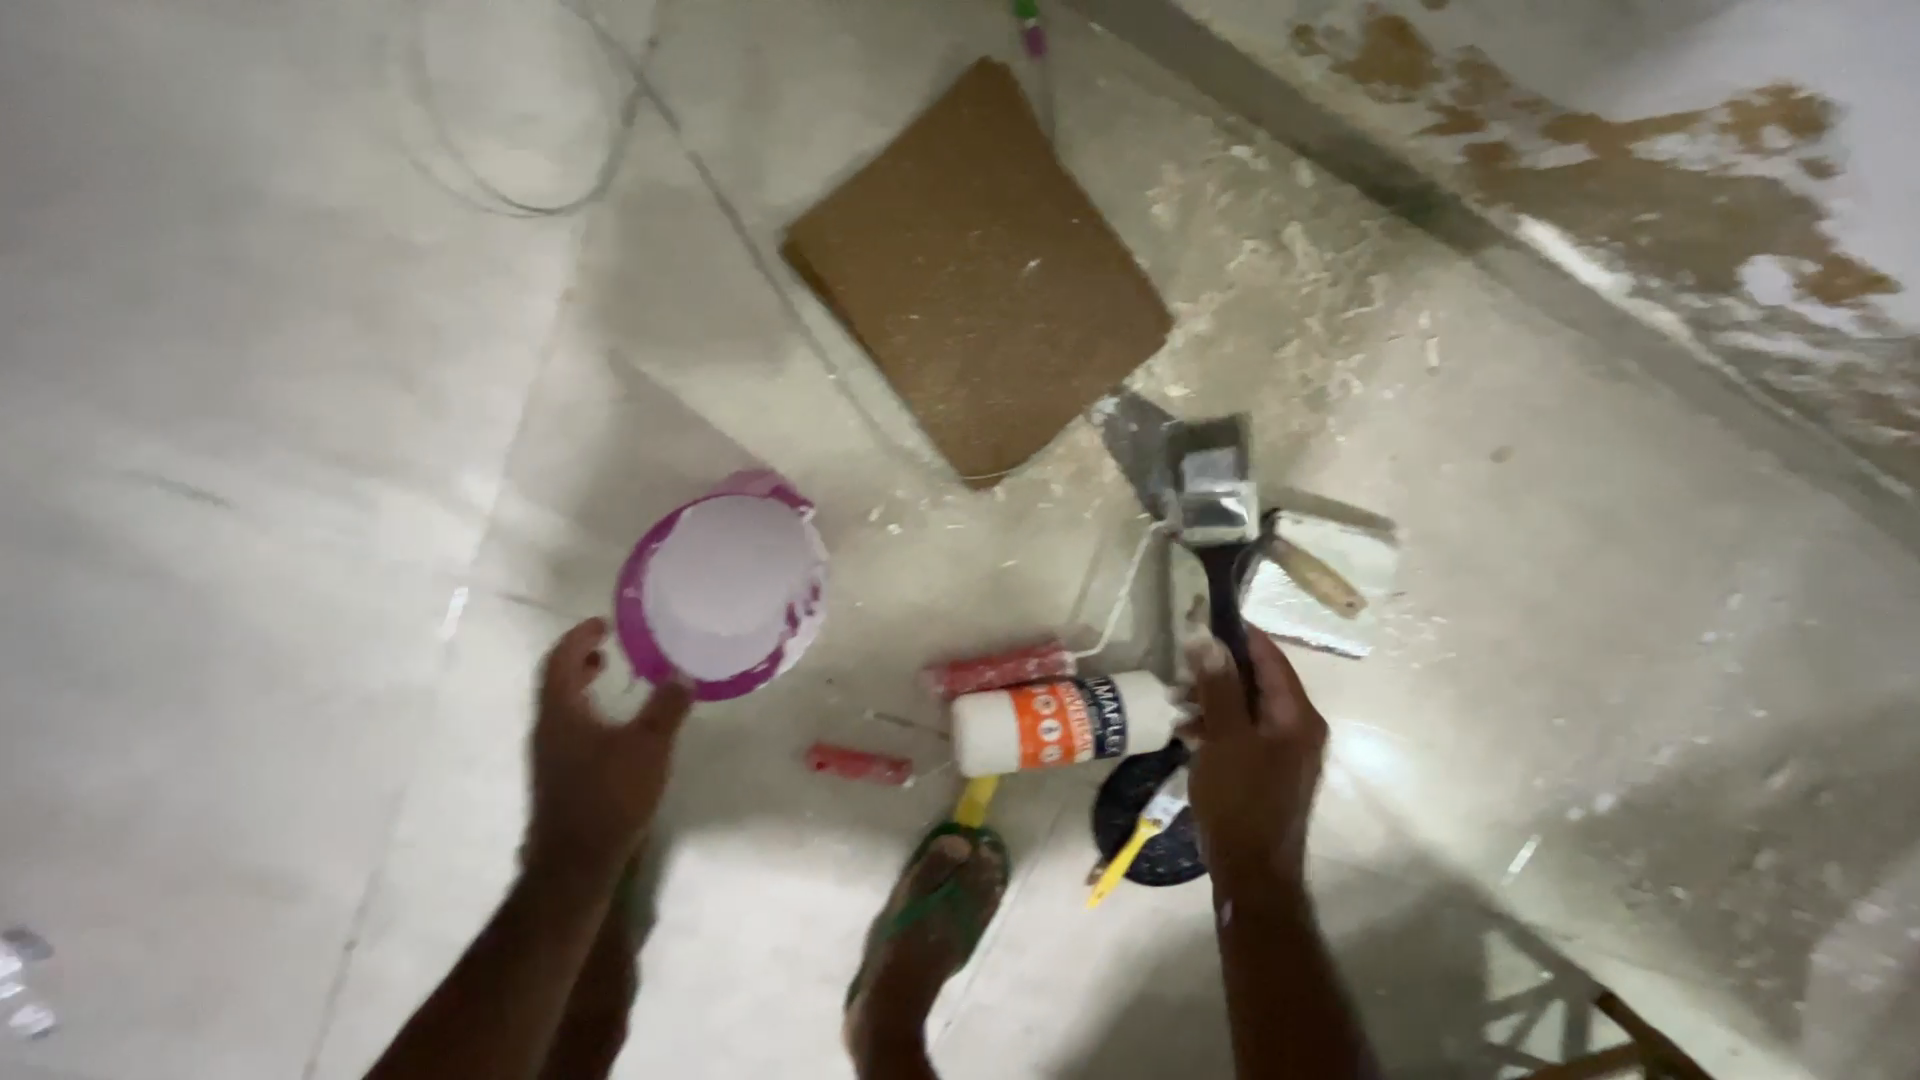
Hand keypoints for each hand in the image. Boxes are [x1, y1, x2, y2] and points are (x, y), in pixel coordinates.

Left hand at [525, 618, 692, 879]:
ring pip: (561, 707)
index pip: (560, 660)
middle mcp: (547, 729)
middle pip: (555, 682)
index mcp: (561, 712)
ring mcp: (548, 756)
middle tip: (608, 647)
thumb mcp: (649, 746)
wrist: (576, 863)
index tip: (602, 623)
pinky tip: (615, 727)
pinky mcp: (557, 778)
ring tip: (611, 678)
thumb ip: (667, 707)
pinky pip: (568, 729)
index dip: (579, 637)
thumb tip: (682, 675)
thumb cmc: (610, 796)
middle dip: (579, 659)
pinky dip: (587, 711)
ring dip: (582, 686)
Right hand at [1184, 625, 1328, 890]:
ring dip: (1213, 699)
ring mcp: (1285, 752)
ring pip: (1247, 708)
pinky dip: (1217, 726)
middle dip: (1218, 671)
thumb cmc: (1240, 800)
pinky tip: (1186, 732)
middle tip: (1179, 666)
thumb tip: (1207, 637)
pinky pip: (1243, 733)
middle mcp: (1299, 728)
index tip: (1205, 618)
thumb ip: (1218, 686)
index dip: (1240, 635)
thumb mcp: (1224, 738)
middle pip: (1258, 682)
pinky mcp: (1268, 771)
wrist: (1252, 872)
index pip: (1271, 658)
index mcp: (1297, 716)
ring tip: (1175, 701)